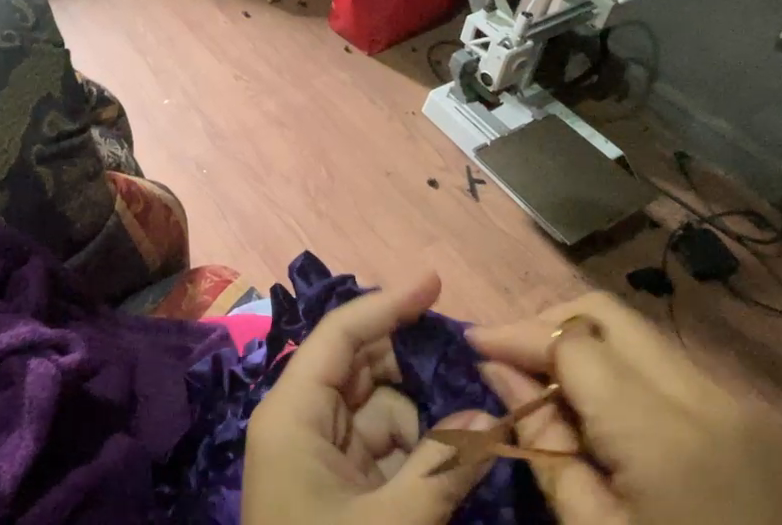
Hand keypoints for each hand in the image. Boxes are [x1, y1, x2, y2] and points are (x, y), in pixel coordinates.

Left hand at [242, 272, 500, 524]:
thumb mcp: (392, 523)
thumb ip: (443, 468)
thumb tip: (487, 419)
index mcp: (293, 412)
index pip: (341, 335)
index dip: (388, 303)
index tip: (435, 282)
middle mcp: (301, 420)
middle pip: (363, 369)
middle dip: (415, 369)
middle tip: (472, 369)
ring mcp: (318, 454)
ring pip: (379, 411)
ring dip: (424, 419)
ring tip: (472, 434)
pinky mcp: (335, 486)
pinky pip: (382, 449)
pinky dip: (417, 451)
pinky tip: (453, 462)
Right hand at [468, 292, 781, 524]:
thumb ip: (544, 443)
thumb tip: (498, 371)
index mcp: (666, 435)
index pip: (572, 342)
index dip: (516, 335)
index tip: (473, 344)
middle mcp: (708, 398)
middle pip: (608, 315)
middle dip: (546, 322)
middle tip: (504, 356)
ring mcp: (738, 406)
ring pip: (637, 335)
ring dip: (582, 343)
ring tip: (544, 381)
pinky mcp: (751, 421)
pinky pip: (666, 366)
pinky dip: (619, 368)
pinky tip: (596, 406)